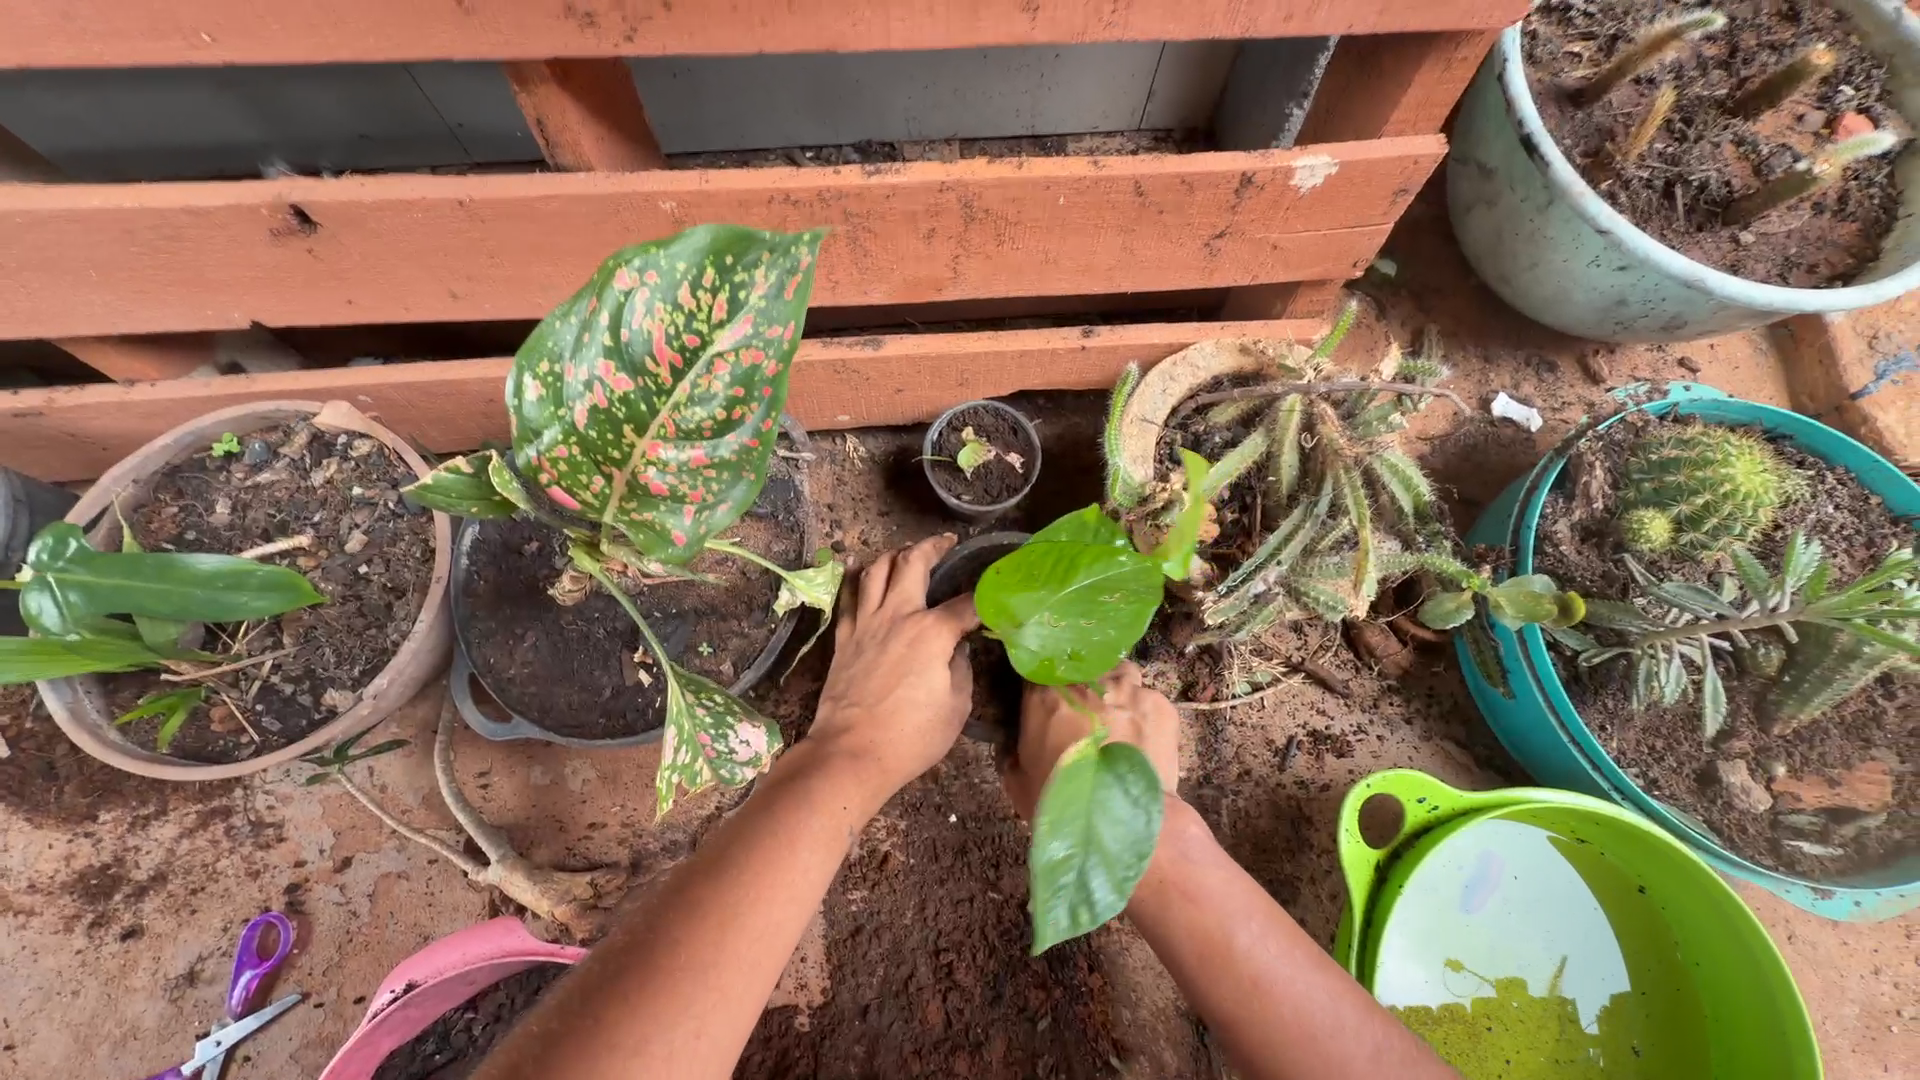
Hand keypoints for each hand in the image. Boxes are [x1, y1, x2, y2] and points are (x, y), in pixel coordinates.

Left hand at [808, 534, 979, 800]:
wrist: (851, 752)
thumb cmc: (911, 736)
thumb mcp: (955, 707)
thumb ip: (961, 670)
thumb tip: (957, 650)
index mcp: (931, 632)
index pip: (966, 604)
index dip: (985, 598)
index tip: (996, 596)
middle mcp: (898, 616)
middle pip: (912, 563)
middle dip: (932, 547)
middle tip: (945, 543)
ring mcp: (866, 624)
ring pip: (875, 570)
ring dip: (893, 554)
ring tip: (905, 551)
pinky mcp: (844, 638)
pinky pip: (847, 597)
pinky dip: (853, 577)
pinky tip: (855, 567)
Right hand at [1001, 661, 1179, 819]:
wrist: (1121, 822)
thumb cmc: (1061, 802)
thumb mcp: (1017, 780)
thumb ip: (1012, 751)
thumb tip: (1011, 746)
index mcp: (1044, 692)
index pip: (1038, 670)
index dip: (1042, 686)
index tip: (1045, 703)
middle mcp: (1086, 680)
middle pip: (1082, 669)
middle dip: (1083, 687)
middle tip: (1084, 717)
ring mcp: (1127, 688)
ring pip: (1121, 674)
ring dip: (1116, 691)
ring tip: (1118, 722)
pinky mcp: (1159, 704)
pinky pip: (1148, 700)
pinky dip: (1145, 716)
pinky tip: (1144, 742)